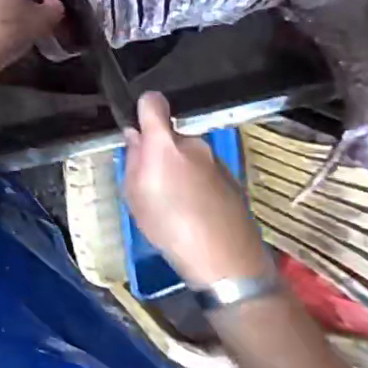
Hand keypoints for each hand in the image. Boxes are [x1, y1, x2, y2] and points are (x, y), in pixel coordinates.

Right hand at [121, 92, 269, 286]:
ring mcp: (217, 162)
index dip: (143, 108)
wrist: (228, 264)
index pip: (153, 102)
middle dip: (160, 148)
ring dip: (180, 167)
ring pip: (189, 154)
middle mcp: (194, 144)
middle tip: (151, 178)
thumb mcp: (134, 194)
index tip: (137, 125)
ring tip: (174, 200)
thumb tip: (136, 138)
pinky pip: (206, 172)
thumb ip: (133, 159)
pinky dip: (198, 183)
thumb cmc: (169, 225)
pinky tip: (196, 211)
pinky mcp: (234, 182)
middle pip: (171, 134)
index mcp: (165, 142)